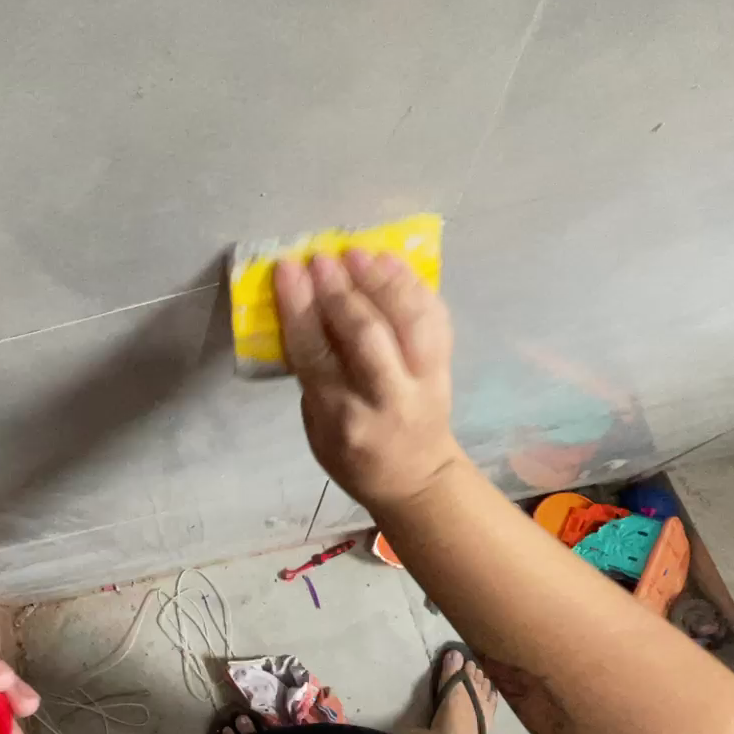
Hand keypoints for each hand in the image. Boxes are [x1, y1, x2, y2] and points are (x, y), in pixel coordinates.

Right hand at [274, 250, 464, 513]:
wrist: (416, 479)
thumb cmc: (351, 457)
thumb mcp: (316, 428)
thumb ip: (313, 377)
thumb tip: (305, 315)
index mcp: (342, 416)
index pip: (316, 354)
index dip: (299, 307)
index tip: (287, 270)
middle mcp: (386, 397)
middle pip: (365, 334)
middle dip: (340, 290)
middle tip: (321, 258)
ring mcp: (423, 381)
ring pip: (408, 322)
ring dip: (381, 281)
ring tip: (358, 254)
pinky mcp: (446, 368)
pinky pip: (435, 319)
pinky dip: (414, 286)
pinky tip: (392, 263)